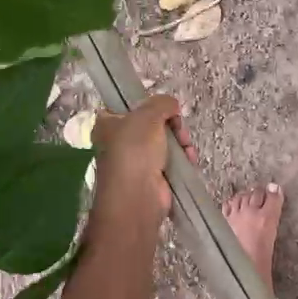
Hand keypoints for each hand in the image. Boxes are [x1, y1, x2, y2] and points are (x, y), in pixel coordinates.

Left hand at [90, 94, 196, 217]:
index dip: (147, 104)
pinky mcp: (152, 176)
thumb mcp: (148, 115)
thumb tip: (172, 106)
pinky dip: (182, 159)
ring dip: (180, 143)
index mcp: (107, 123)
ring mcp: (136, 160)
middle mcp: (119, 141)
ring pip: (164, 142)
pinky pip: (170, 161)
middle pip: (152, 124)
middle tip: (180, 130)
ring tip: (187, 148)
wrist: (138, 195)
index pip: (127, 106)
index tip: (164, 108)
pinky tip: (189, 160)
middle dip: (172, 125)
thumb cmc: (135, 150)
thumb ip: (162, 103)